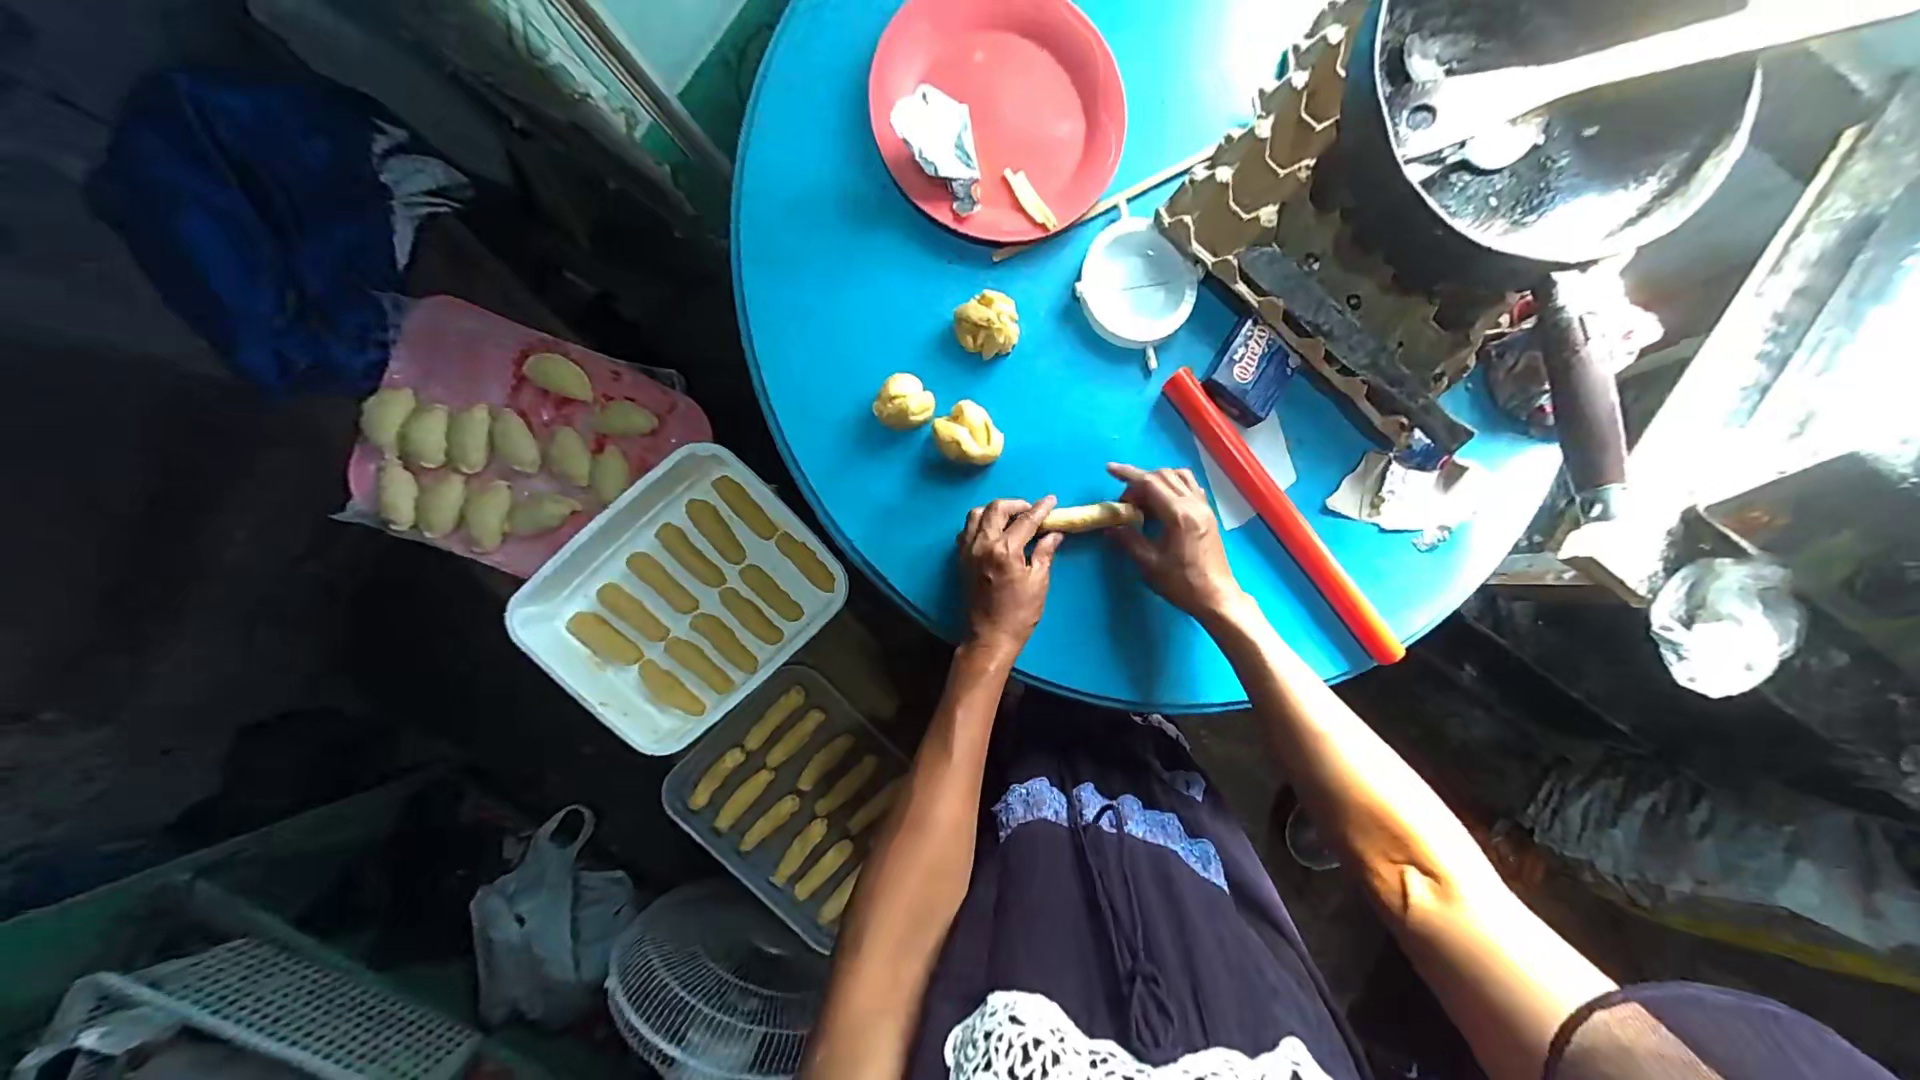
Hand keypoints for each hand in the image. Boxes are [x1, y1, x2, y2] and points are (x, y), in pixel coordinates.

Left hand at [957, 495, 1062, 653]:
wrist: (988, 637)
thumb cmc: (1018, 614)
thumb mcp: (1038, 583)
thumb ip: (1044, 553)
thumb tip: (1054, 534)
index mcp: (1004, 550)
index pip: (1025, 520)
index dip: (1041, 508)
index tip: (1051, 500)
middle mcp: (982, 544)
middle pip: (997, 509)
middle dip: (1016, 504)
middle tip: (1031, 511)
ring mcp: (967, 550)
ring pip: (977, 514)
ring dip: (995, 510)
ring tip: (1011, 518)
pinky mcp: (960, 558)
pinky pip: (967, 530)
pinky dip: (980, 524)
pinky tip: (993, 532)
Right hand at [1107, 463, 1244, 619]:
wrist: (1216, 596)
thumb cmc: (1182, 583)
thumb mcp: (1149, 563)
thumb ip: (1129, 540)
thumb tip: (1111, 526)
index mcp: (1178, 515)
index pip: (1150, 483)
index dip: (1127, 474)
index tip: (1109, 470)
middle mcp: (1193, 505)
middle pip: (1164, 476)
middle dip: (1139, 481)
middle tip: (1125, 502)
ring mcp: (1204, 508)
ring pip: (1179, 477)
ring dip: (1158, 480)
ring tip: (1144, 498)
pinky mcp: (1209, 514)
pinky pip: (1191, 487)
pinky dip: (1174, 485)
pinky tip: (1164, 501)